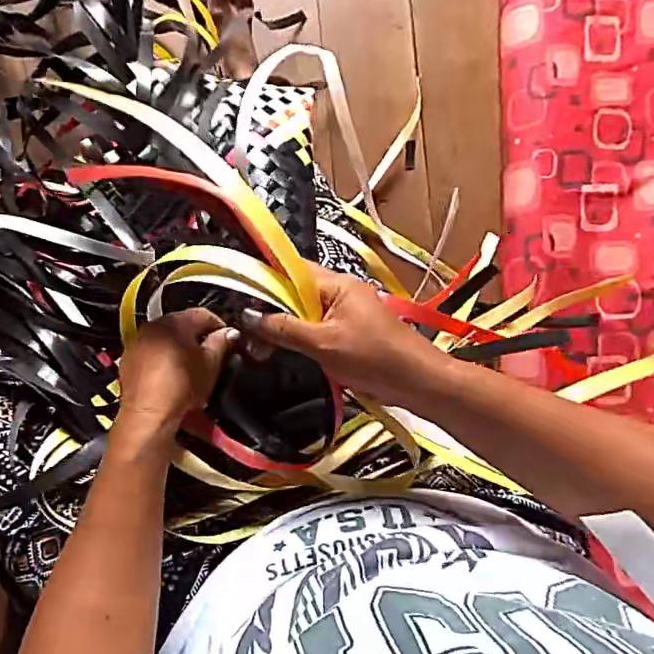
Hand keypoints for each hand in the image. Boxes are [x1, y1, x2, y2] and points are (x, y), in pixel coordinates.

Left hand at [116, 307, 238, 425]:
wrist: (148, 414)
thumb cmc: (182, 386)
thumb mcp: (211, 364)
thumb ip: (221, 343)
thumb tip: (229, 333)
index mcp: (174, 322)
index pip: (204, 314)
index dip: (220, 327)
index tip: (228, 341)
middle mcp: (152, 326)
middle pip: (182, 326)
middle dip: (199, 338)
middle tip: (212, 356)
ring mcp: (137, 343)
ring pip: (165, 340)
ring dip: (180, 349)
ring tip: (191, 368)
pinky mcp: (128, 361)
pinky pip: (152, 354)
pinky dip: (163, 360)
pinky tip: (171, 377)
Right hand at [238, 264, 447, 405]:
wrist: (417, 383)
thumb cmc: (375, 358)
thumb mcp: (323, 344)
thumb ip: (284, 329)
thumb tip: (247, 316)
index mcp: (337, 284)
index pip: (290, 270)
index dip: (262, 279)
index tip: (235, 295)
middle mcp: (338, 293)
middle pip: (293, 293)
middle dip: (268, 311)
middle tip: (246, 333)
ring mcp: (342, 315)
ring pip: (300, 314)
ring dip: (281, 329)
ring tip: (258, 347)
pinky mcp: (344, 335)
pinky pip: (312, 331)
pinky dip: (296, 341)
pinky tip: (280, 352)